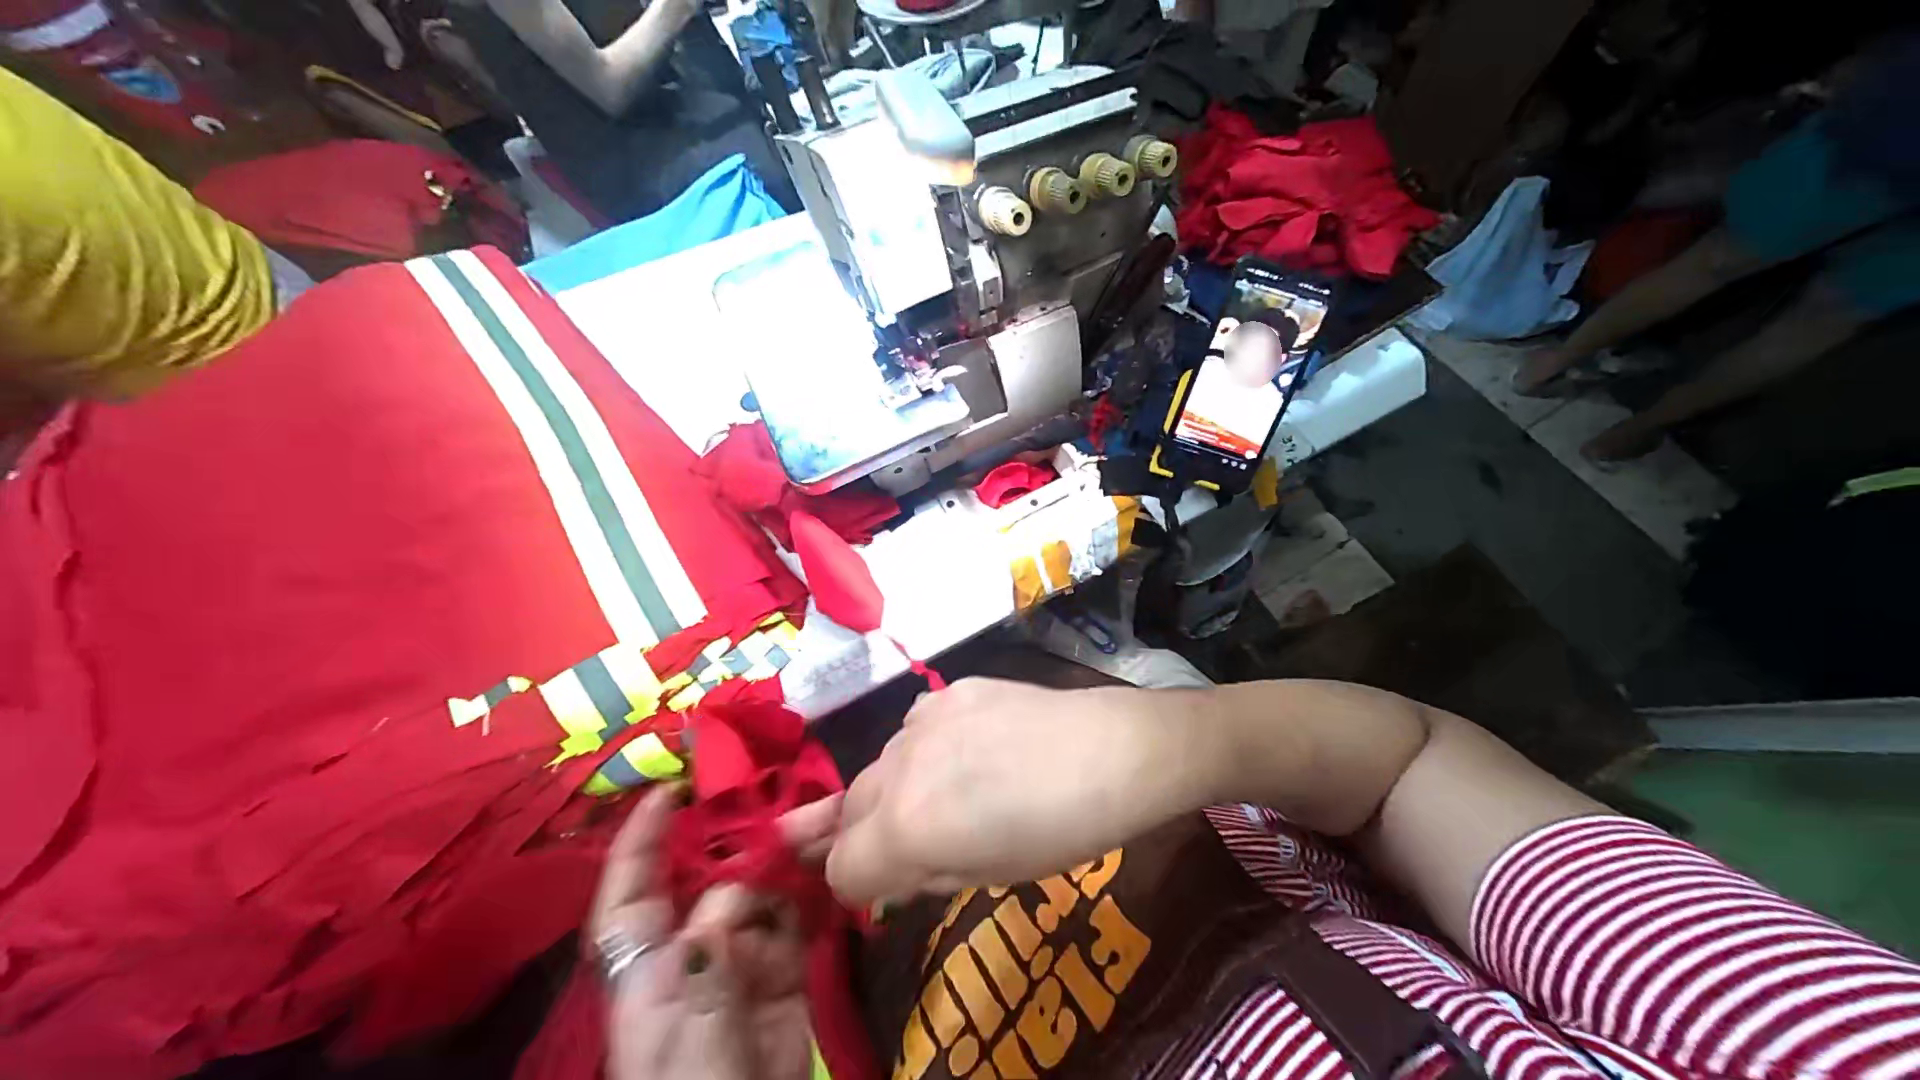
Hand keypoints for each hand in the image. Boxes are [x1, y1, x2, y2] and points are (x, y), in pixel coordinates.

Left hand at [593, 787, 838, 1079]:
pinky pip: (801, 916)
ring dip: (800, 856)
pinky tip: (841, 863)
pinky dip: (821, 889)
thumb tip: (725, 907)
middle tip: (808, 808)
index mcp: (648, 964)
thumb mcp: (690, 1041)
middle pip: (720, 876)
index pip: (633, 891)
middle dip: (759, 838)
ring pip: (768, 890)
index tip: (671, 792)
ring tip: (836, 825)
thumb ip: (705, 971)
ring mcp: (741, 955)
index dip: (643, 840)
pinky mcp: (783, 968)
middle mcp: (692, 947)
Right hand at [825, 678, 1204, 906]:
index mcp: (905, 827)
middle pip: (851, 810)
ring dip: (898, 787)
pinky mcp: (948, 690)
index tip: (892, 885)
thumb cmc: (1061, 832)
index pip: (841, 868)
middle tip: (918, 842)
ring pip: (881, 764)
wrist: (1112, 750)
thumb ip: (922, 875)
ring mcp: (921, 719)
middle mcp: (897, 767)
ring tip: (952, 792)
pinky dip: (926, 747)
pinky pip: (914, 727)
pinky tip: (968, 751)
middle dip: (871, 835)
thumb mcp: (989, 875)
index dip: (861, 885)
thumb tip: (892, 875)